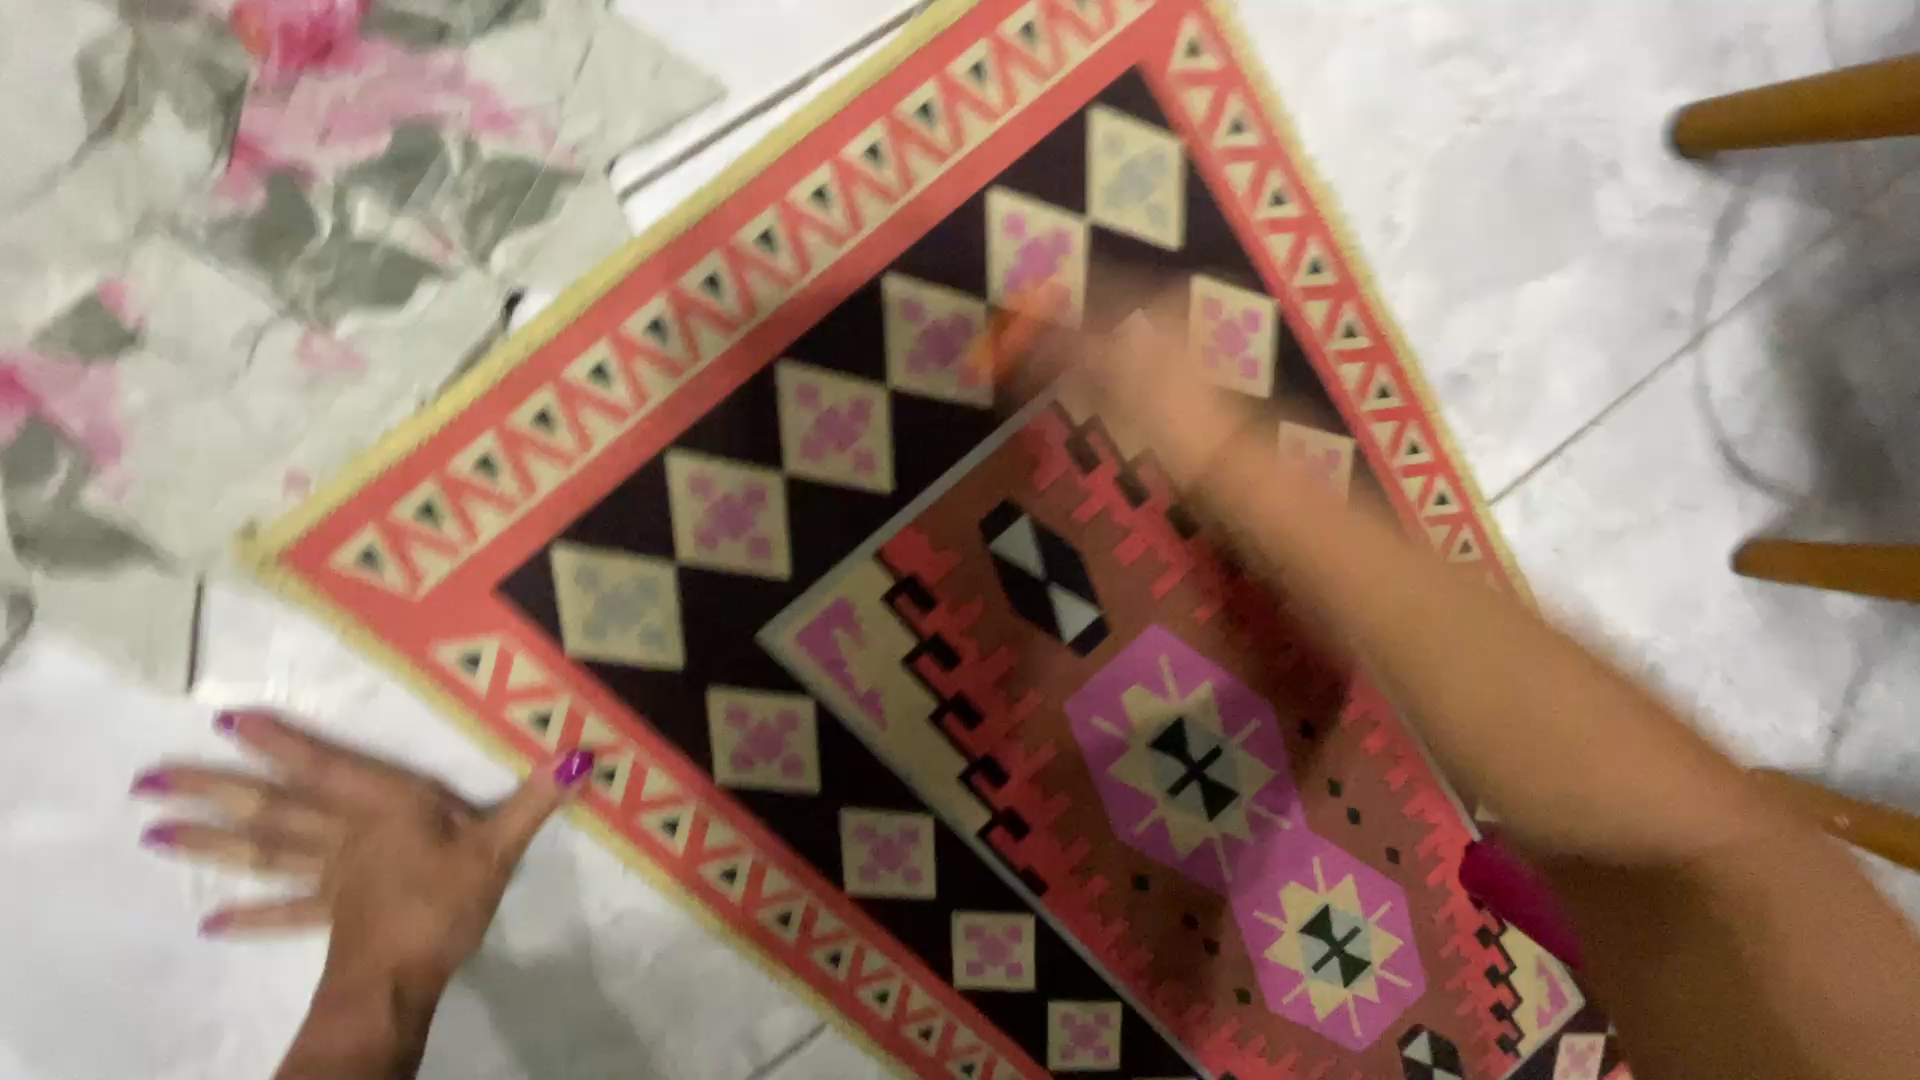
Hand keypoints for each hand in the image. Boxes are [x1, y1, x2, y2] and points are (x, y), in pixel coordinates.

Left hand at [133, 709, 593, 990]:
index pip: (327, 769)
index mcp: (385, 809)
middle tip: (149, 782)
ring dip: (212, 844)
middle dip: (217, 793)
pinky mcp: (333, 917)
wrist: (400, 980)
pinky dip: (252, 915)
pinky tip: (210, 921)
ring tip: (152, 833)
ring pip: (267, 854)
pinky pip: (287, 913)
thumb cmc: (444, 901)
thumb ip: (536, 799)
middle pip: (277, 810)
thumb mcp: (500, 845)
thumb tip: (582, 755)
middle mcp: (348, 836)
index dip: (283, 744)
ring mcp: (333, 879)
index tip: (227, 721)